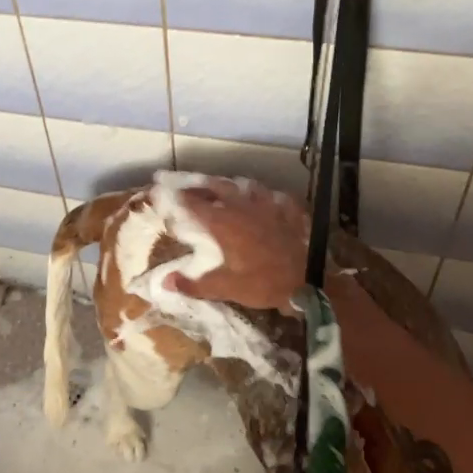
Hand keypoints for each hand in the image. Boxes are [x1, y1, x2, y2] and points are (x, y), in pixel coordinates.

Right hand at [167, 178, 309, 311]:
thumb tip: (165, 282)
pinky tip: (265, 199)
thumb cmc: (263, 284)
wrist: (308, 281)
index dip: (178, 197)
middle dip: (201, 185)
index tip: (164, 191)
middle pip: (218, 187)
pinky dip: (265, 195)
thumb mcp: (226, 287)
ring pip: (245, 186)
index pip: (194, 204)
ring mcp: (268, 205)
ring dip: (232, 186)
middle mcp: (242, 207)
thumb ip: (194, 284)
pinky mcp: (288, 210)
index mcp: (224, 223)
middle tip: (189, 185)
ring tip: (225, 187)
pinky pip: (274, 196)